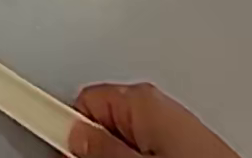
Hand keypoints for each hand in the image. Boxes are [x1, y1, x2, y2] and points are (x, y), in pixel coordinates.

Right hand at [69, 82, 239, 157]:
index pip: (83, 100)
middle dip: (99, 146)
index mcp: (141, 98)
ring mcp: (179, 128)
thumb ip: (100, 146)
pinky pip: (153, 147)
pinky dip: (144, 157)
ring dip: (122, 154)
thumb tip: (72, 133)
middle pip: (106, 120)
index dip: (68, 127)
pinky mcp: (195, 148)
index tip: (56, 143)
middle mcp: (159, 106)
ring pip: (130, 138)